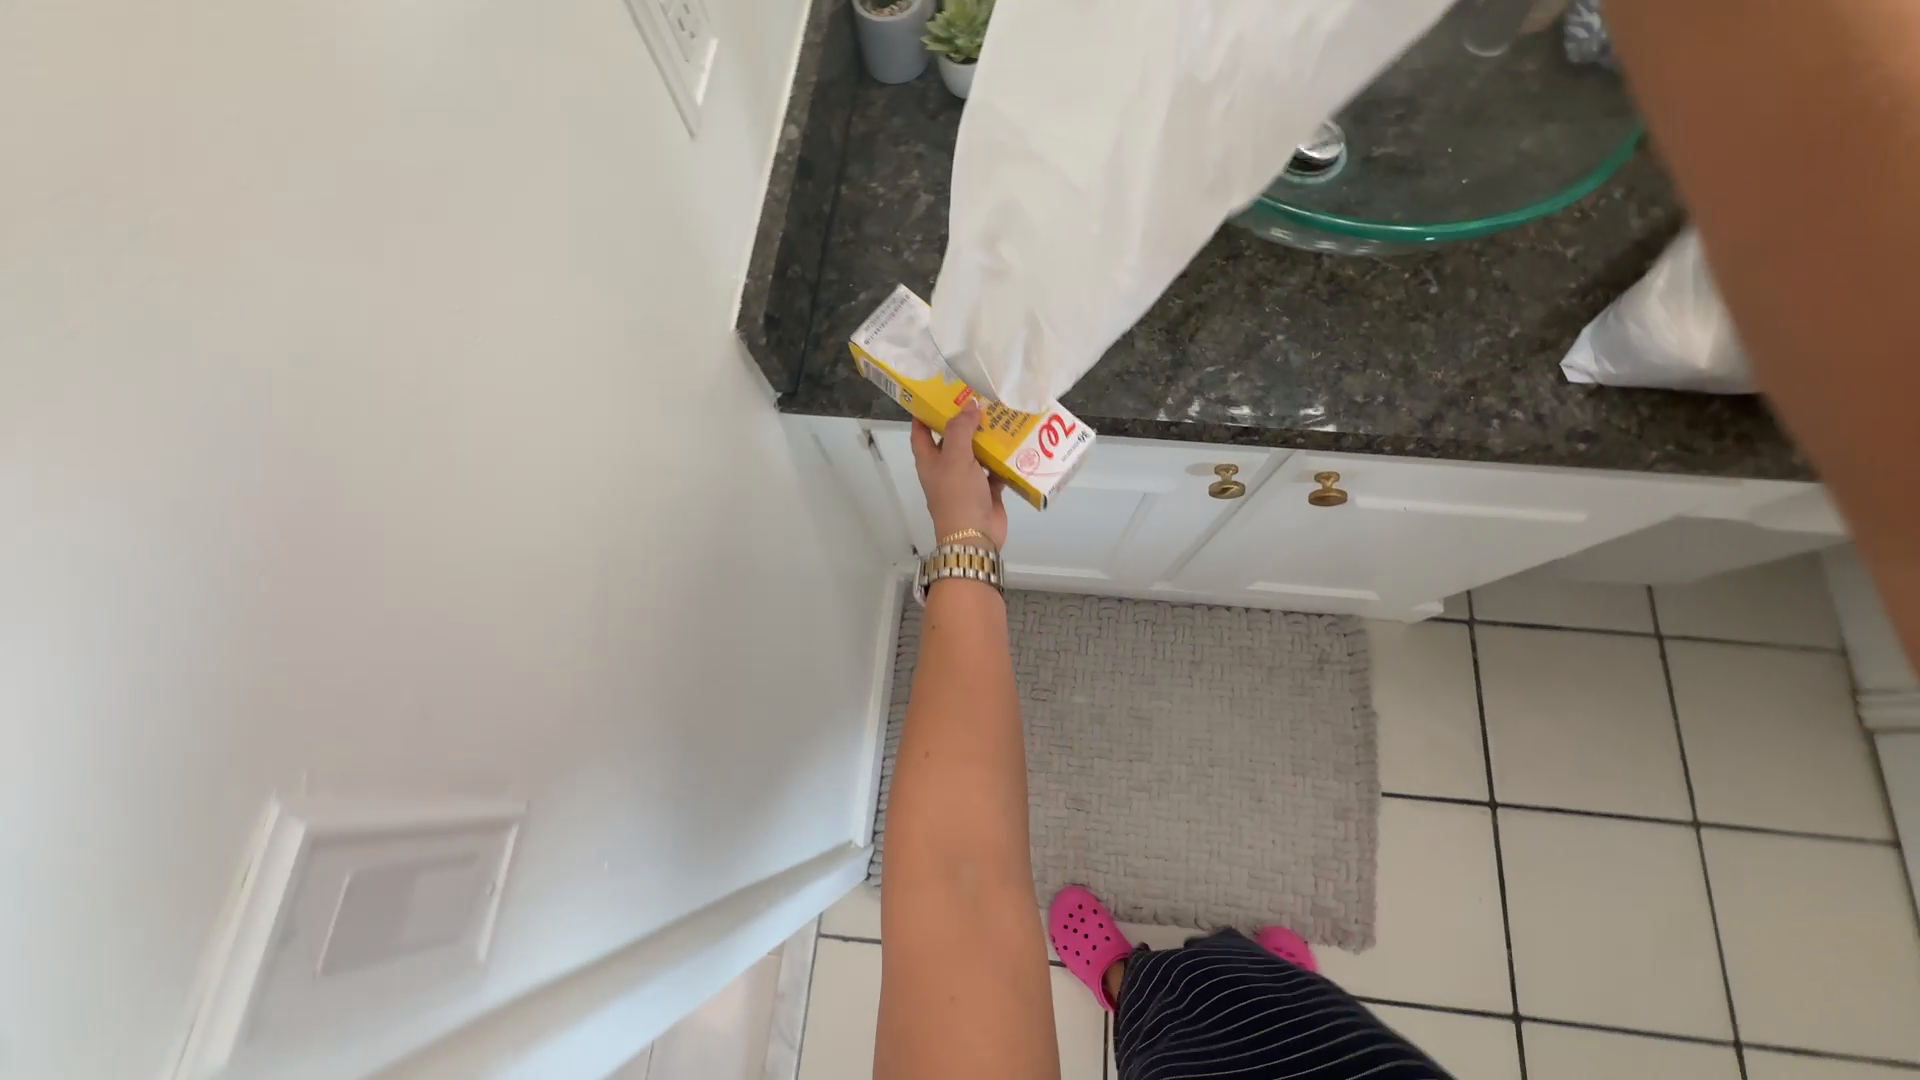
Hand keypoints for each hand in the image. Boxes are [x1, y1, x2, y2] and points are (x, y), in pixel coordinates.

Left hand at [910, 401, 1008, 549]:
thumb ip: (961, 429)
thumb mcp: (955, 458)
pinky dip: (1004, 458)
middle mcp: (946, 468)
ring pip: (976, 452)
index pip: (921, 431)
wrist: (976, 537)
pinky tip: (1016, 441)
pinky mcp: (986, 489)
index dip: (924, 413)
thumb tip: (970, 405)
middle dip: (965, 420)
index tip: (937, 393)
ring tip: (1002, 414)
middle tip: (981, 397)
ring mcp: (966, 479)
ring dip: (987, 437)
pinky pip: (995, 468)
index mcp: (930, 460)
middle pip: (953, 438)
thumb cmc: (958, 496)